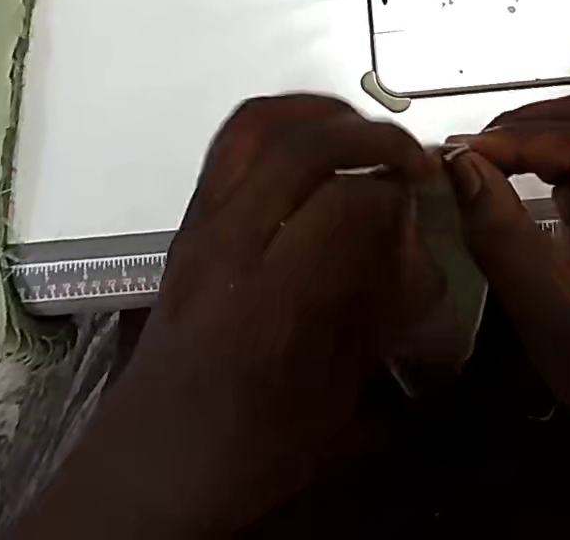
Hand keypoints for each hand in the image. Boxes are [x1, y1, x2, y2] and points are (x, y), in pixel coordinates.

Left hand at [18, 95, 437, 537]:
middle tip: (406, 155)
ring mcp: (200, 221)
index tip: (416, 201)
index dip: (392, 194)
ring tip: (361, 130)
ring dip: (319, 113)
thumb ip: (381, 312)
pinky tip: (313, 140)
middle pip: (299, 149)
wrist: (153, 456)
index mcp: (268, 303)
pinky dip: (282, 121)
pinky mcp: (188, 215)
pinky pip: (234, 141)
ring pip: (256, 125)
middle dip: (367, 136)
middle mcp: (227, 246)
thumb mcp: (337, 396)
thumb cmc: (247, 443)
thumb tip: (414, 244)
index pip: (343, 206)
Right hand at [444, 94, 569, 463]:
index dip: (522, 139)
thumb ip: (501, 234)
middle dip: (525, 129)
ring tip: (484, 155)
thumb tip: (459, 163)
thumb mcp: (546, 310)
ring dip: (534, 133)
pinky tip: (512, 168)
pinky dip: (545, 150)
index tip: (462, 152)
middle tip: (467, 152)